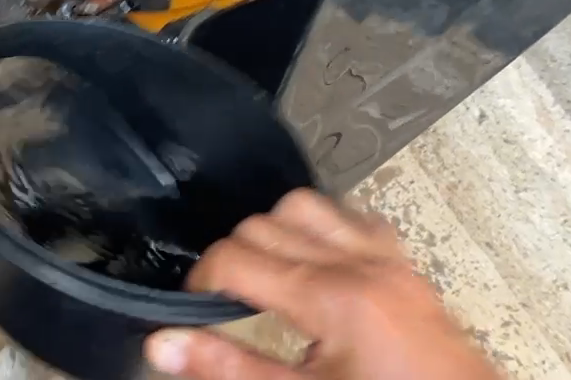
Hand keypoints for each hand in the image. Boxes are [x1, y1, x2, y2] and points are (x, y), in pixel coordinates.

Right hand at [146, 189, 501, 379]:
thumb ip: (230, 368)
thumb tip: (159, 346)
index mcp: (334, 299)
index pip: (235, 259)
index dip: (201, 280)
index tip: (195, 306)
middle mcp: (361, 266)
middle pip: (261, 226)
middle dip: (234, 258)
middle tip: (229, 300)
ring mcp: (391, 263)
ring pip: (304, 206)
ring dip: (276, 231)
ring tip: (270, 274)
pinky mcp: (411, 270)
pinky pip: (356, 218)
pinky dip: (325, 229)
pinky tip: (318, 261)